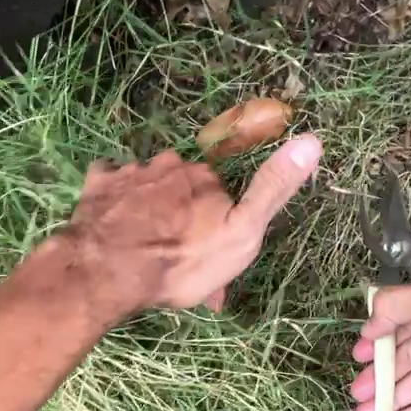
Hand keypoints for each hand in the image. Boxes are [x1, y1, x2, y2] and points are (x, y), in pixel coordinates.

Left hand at [57, 134, 321, 312]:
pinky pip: (110, 185)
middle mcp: (169, 165)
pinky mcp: (97, 186)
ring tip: (147, 256)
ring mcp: (130, 173)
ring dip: (152, 218)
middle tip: (181, 265)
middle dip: (184, 222)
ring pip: (148, 192)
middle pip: (182, 192)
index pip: (220, 195)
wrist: (110, 270)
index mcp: (205, 178)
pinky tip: (112, 223)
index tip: (215, 257)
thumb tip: (313, 140)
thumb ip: (273, 189)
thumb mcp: (242, 233)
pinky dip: (114, 201)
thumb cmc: (182, 260)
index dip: (220, 224)